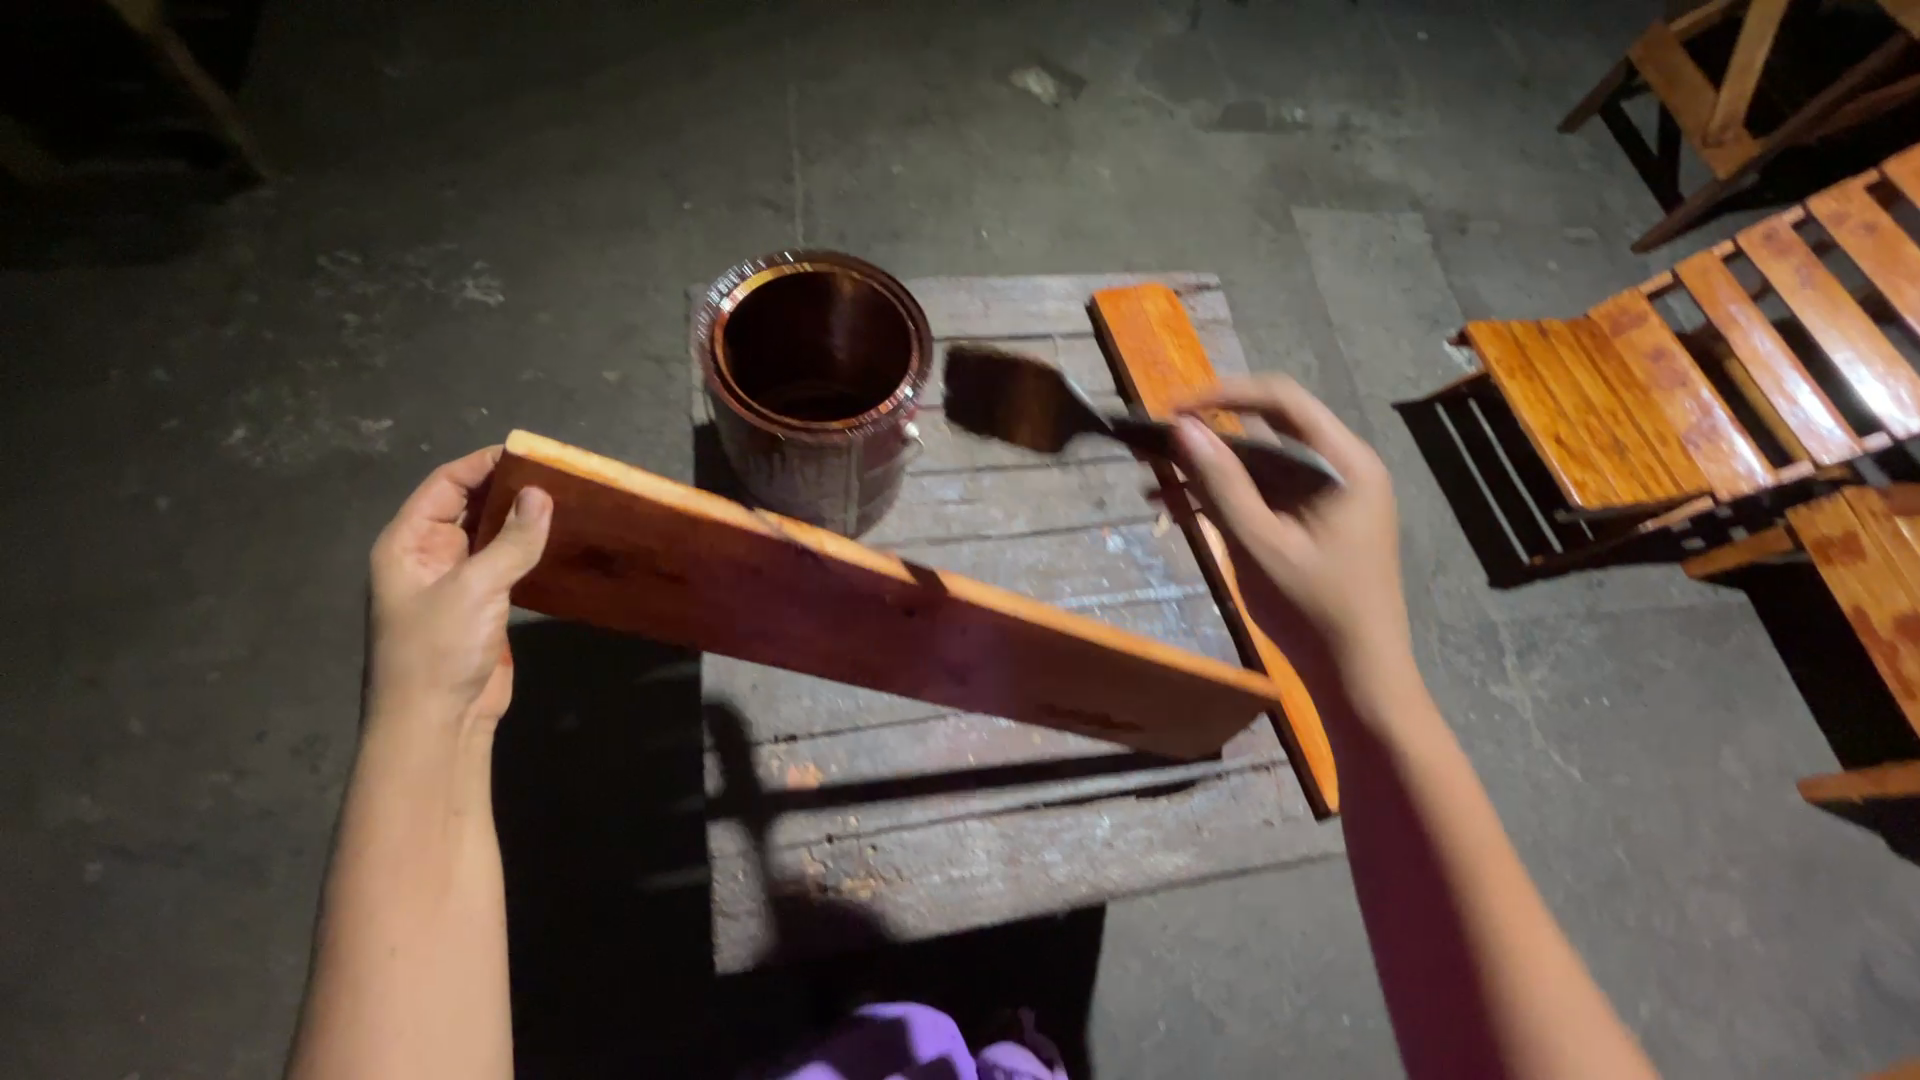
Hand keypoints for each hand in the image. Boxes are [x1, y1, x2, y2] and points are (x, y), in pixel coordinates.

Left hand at [366, 447, 551, 732]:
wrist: (438, 721)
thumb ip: (513, 541)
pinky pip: (507, 562)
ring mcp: (457, 581)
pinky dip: (530, 547)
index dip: (483, 465)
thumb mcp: (476, 588)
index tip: (529, 453)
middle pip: (468, 506)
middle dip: (507, 488)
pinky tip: (558, 538)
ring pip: (491, 535)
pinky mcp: (483, 604)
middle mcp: (428, 556)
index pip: (444, 486)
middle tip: (556, 473)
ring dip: (522, 518)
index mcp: (407, 544)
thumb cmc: (438, 650)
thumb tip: (543, 494)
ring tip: (565, 498)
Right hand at [1171, 378, 1410, 688]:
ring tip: (1153, 487)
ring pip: (1256, 467)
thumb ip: (1221, 484)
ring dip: (1207, 474)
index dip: (1223, 395)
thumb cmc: (1315, 608)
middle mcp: (1338, 469)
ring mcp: (1323, 497)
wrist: (1356, 673)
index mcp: (1344, 463)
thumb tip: (1181, 430)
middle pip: (1265, 434)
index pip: (1281, 401)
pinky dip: (1222, 500)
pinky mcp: (1308, 522)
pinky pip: (1260, 497)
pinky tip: (1177, 509)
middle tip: (1153, 451)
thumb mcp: (1260, 543)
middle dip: (1206, 442)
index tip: (1172, 412)